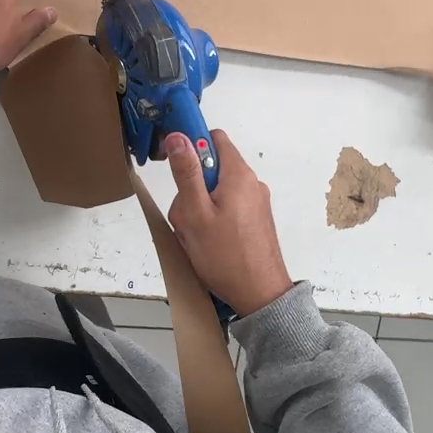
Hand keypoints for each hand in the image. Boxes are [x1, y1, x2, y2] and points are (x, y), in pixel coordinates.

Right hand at [164, 129, 293, 316]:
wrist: (260, 297)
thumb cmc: (224, 255)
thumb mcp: (195, 214)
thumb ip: (187, 173)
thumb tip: (178, 136)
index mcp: (238, 175)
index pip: (212, 138)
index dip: (189, 143)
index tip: (171, 163)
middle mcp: (251, 183)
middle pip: (212, 168)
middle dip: (191, 187)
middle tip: (185, 216)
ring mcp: (256, 203)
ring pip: (216, 191)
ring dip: (199, 207)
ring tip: (195, 236)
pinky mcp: (256, 221)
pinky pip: (227, 208)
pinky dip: (212, 219)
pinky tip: (208, 243)